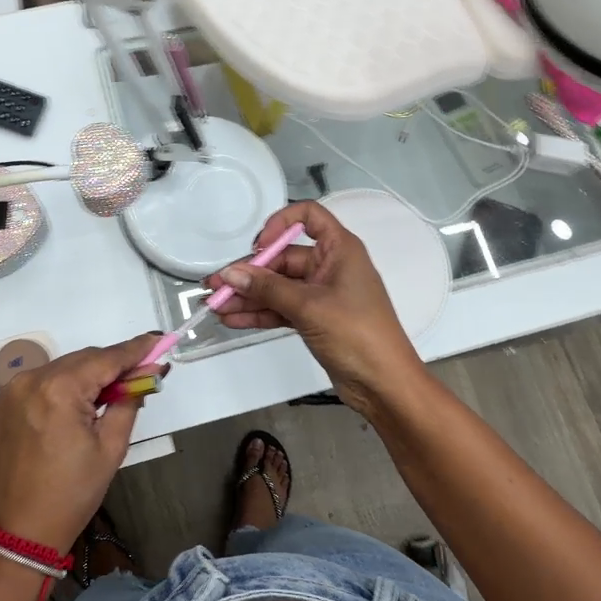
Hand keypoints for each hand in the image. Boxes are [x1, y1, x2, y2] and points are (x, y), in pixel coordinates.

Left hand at [0, 334, 160, 553]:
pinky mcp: (1, 404)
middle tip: (141, 374)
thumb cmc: (73, 493)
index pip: (106, 358)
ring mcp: (11, 391)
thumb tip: (149, 372)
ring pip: (62, 368)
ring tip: (110, 394)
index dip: (135, 349)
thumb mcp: (111, 447)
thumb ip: (130, 400)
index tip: (158, 340)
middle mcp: (31, 380)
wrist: (21, 532)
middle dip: (113, 364)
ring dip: (87, 375)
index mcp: (59, 390)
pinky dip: (62, 386)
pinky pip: (41, 382)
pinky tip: (78, 405)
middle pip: (83, 359)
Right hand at [205, 202, 424, 411]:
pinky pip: (281, 308)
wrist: (384, 384)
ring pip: (278, 286)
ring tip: (216, 306)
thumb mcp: (309, 307)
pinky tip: (233, 319)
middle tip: (216, 286)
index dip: (280, 223)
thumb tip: (230, 274)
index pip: (309, 216)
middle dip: (250, 272)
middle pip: (284, 257)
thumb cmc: (356, 333)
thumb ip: (268, 289)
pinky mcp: (314, 319)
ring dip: (249, 296)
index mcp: (340, 249)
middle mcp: (330, 265)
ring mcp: (322, 294)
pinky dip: (260, 313)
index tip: (258, 246)